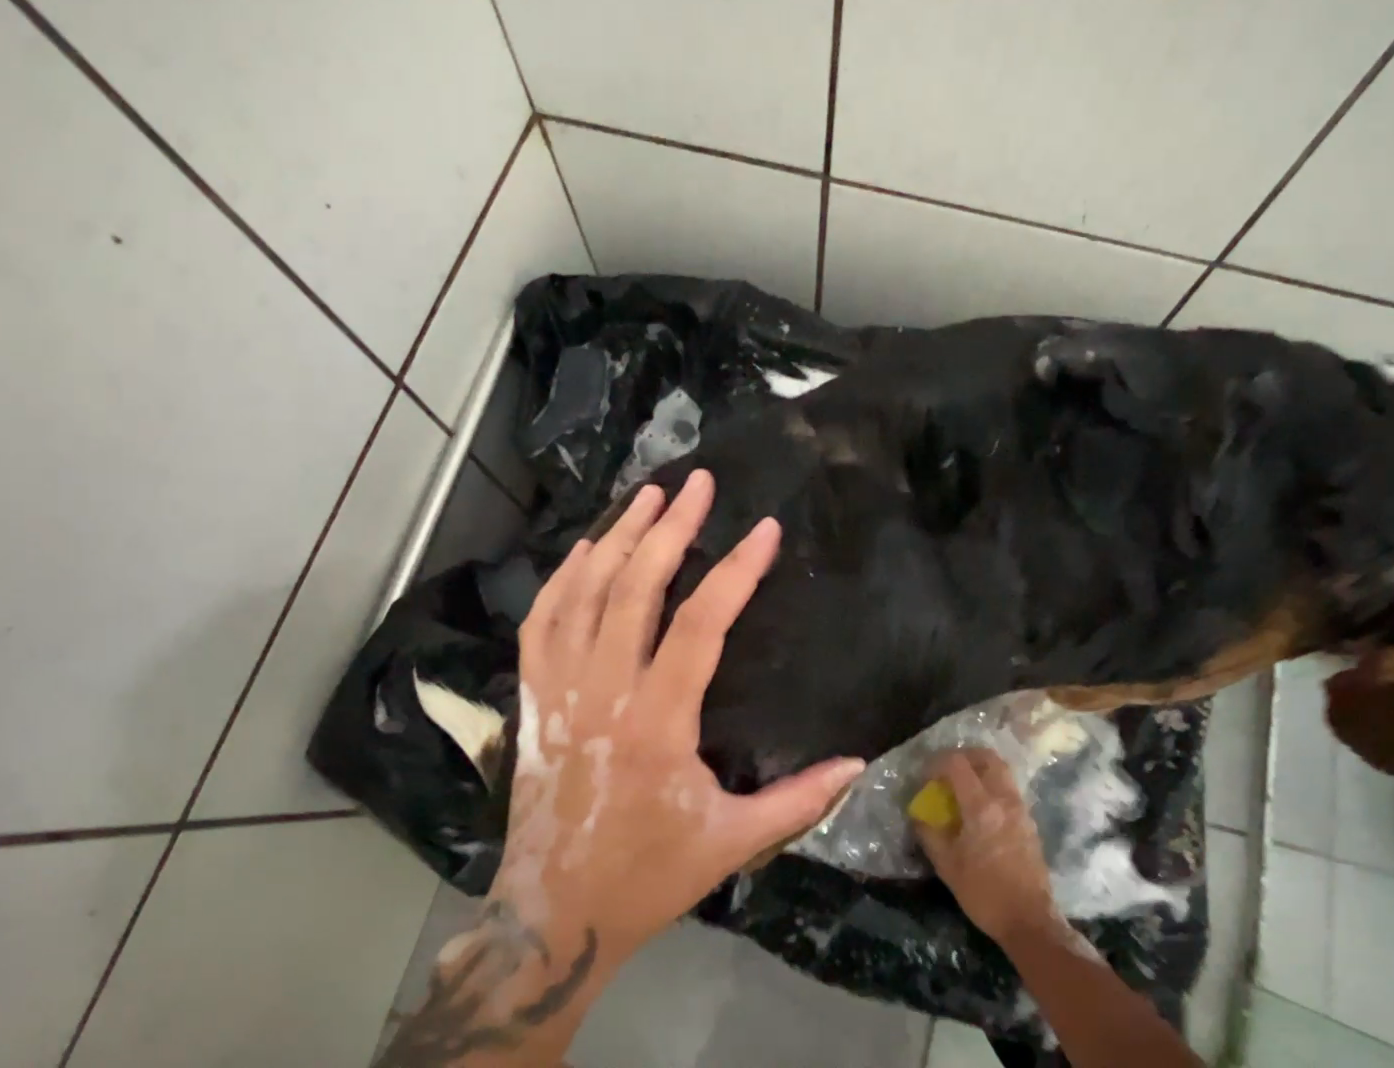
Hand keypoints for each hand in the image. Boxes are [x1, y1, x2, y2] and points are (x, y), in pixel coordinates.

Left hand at [493, 469, 865, 962]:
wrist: (555, 911)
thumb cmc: (649, 875)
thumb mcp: (734, 842)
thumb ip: (800, 799)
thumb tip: (860, 764)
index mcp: (658, 722)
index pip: (700, 624)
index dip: (735, 570)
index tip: (765, 529)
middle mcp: (604, 692)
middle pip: (635, 587)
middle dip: (670, 528)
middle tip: (698, 483)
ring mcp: (559, 691)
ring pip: (584, 593)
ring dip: (617, 537)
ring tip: (647, 494)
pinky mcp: (533, 699)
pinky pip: (541, 622)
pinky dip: (562, 578)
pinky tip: (586, 550)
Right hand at [913, 748, 1058, 944]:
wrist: (1029, 919)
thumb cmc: (983, 892)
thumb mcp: (946, 865)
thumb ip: (929, 833)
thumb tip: (918, 814)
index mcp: (981, 806)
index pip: (957, 764)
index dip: (937, 763)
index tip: (925, 777)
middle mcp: (1004, 799)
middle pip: (987, 757)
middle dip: (964, 756)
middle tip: (946, 770)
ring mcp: (1021, 809)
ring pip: (1002, 771)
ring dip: (980, 770)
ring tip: (962, 787)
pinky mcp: (1029, 822)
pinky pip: (1009, 789)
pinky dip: (992, 786)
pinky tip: (980, 809)